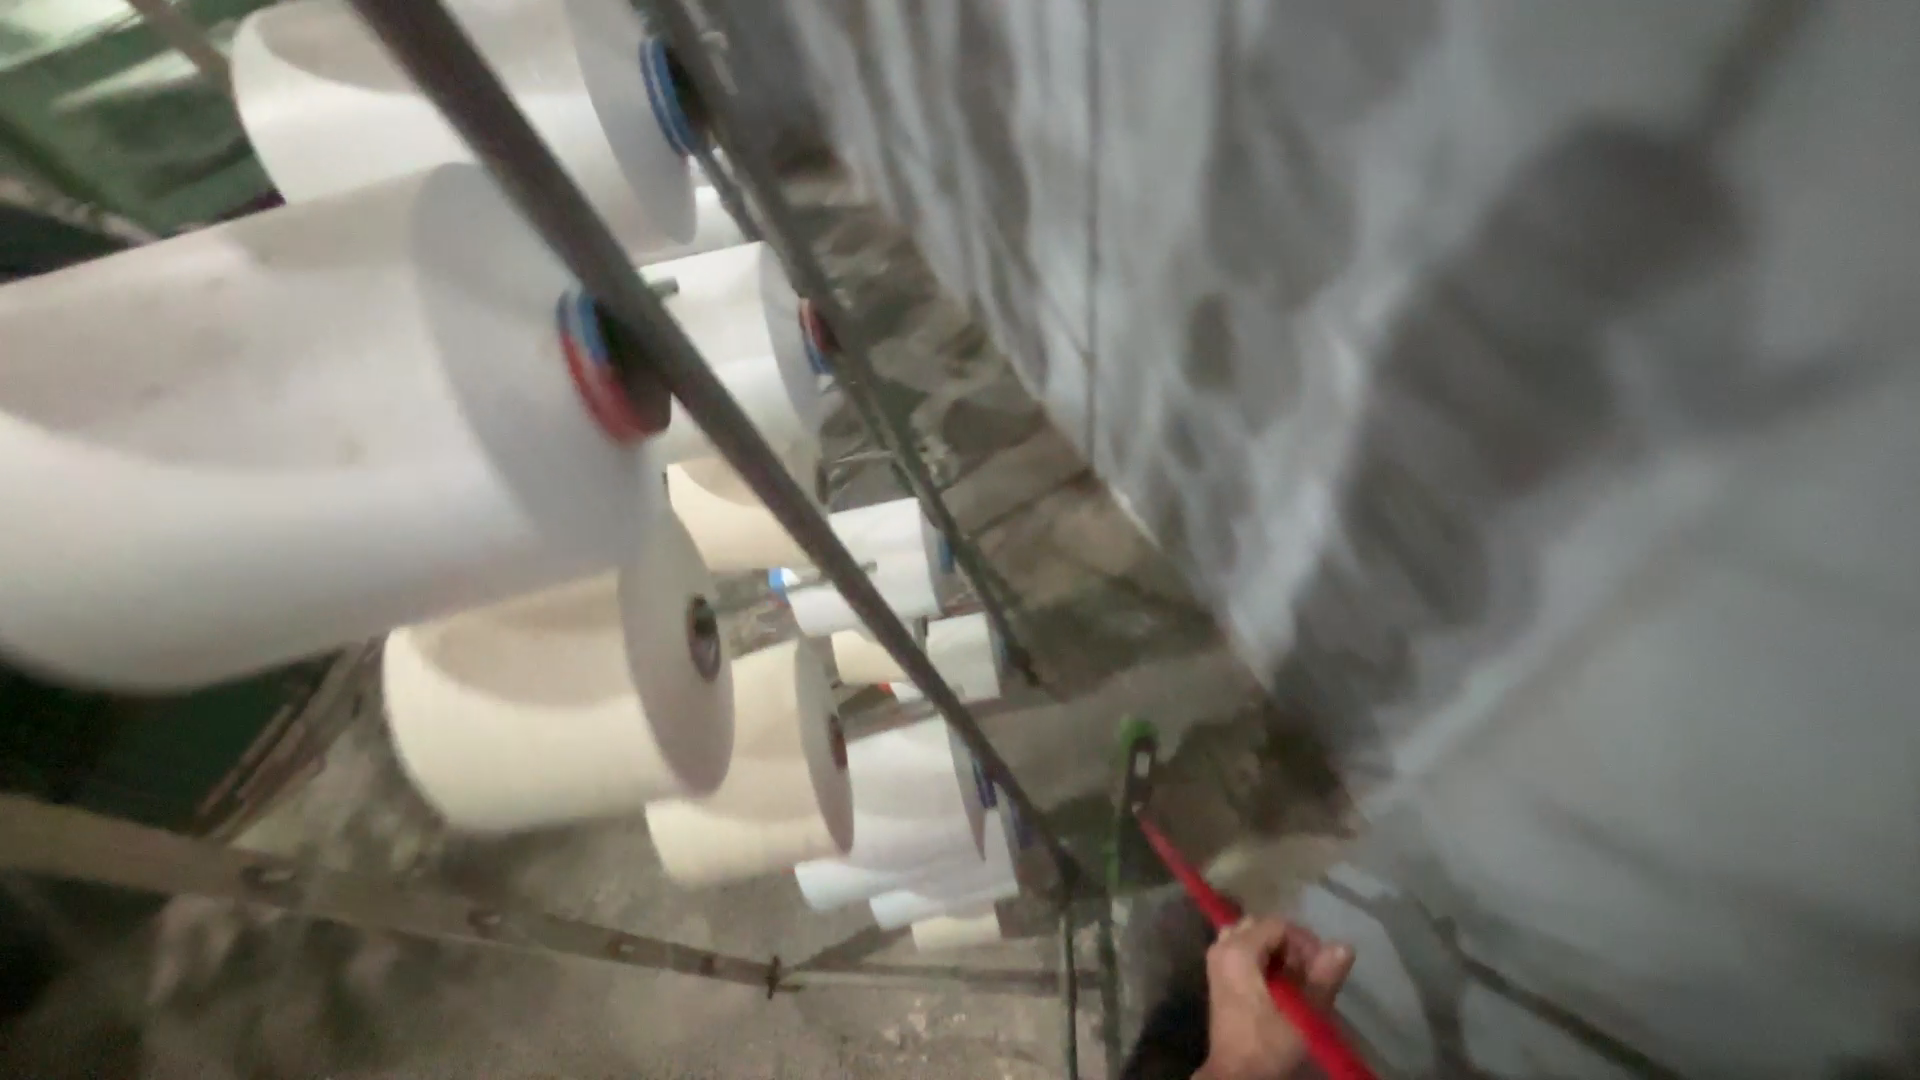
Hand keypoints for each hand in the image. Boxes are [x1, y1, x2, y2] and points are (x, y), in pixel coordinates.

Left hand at [1197, 916, 1353, 1079]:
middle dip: (1290, 946)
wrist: (1235, 1075)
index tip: (1322, 969)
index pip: (1278, 925)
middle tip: (1309, 974)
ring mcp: (1216, 959)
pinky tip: (1279, 985)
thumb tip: (1345, 946)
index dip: (1304, 942)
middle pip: (1262, 927)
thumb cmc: (1269, 1046)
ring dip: (1276, 952)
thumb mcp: (1303, 1015)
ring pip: (1251, 937)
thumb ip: (1324, 978)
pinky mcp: (1218, 974)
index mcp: (1238, 950)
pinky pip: (1241, 950)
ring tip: (1296, 980)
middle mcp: (1222, 946)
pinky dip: (1262, 959)